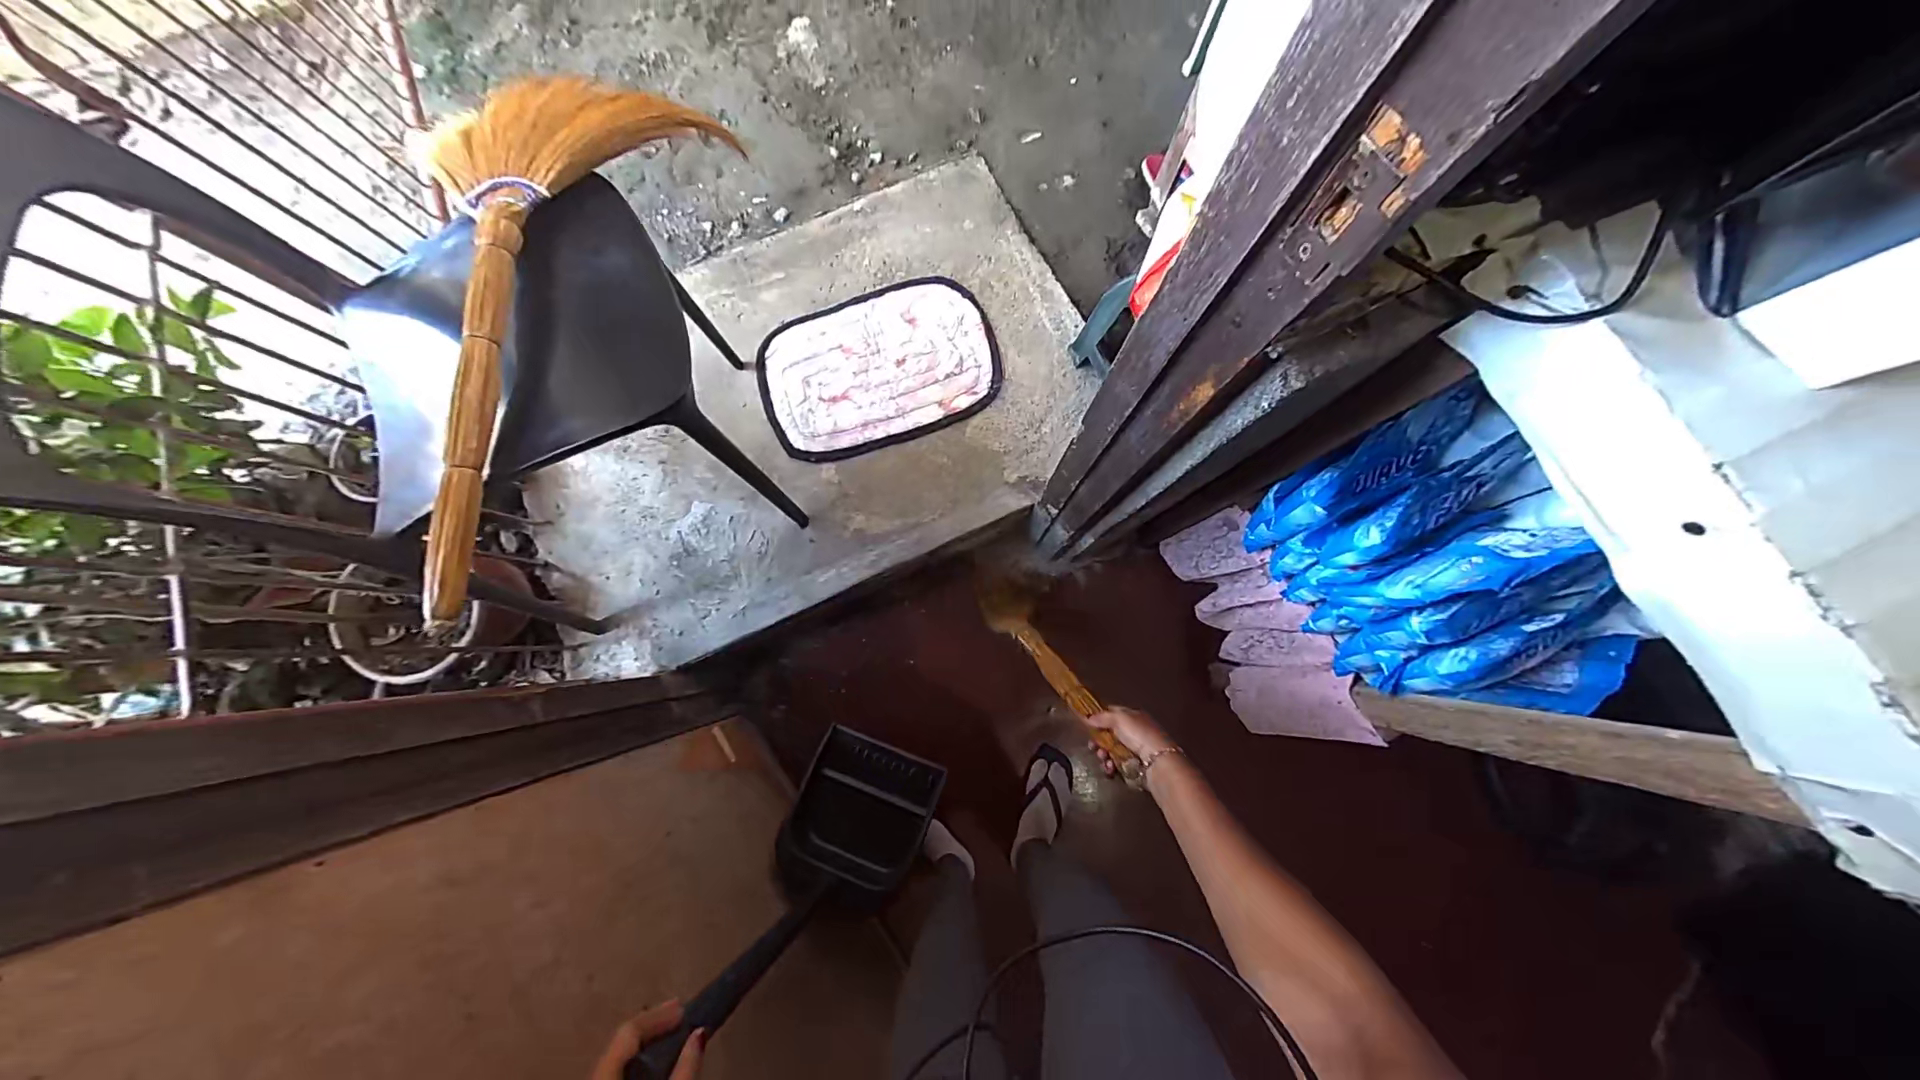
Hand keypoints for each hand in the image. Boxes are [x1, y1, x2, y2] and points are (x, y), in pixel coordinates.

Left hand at [590, 999, 705, 1079]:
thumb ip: (684, 1070)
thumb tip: (699, 1032)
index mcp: (605, 1073)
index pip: (628, 1031)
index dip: (657, 1016)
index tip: (684, 1009)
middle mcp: (594, 1073)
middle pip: (620, 1039)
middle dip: (652, 1023)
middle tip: (681, 1012)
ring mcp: (595, 1078)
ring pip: (617, 1053)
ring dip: (645, 1039)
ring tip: (670, 1031)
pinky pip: (614, 1067)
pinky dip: (636, 1056)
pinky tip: (652, 1058)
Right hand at [1086, 706, 1176, 776]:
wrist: (1157, 762)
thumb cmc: (1139, 734)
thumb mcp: (1120, 718)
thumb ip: (1102, 717)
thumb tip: (1087, 717)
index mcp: (1132, 716)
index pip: (1112, 713)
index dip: (1099, 717)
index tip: (1086, 724)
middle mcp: (1133, 732)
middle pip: (1108, 735)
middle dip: (1098, 741)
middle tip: (1092, 746)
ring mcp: (1132, 750)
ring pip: (1109, 751)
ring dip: (1103, 755)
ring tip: (1103, 758)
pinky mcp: (1132, 767)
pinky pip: (1115, 765)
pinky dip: (1109, 766)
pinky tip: (1110, 768)